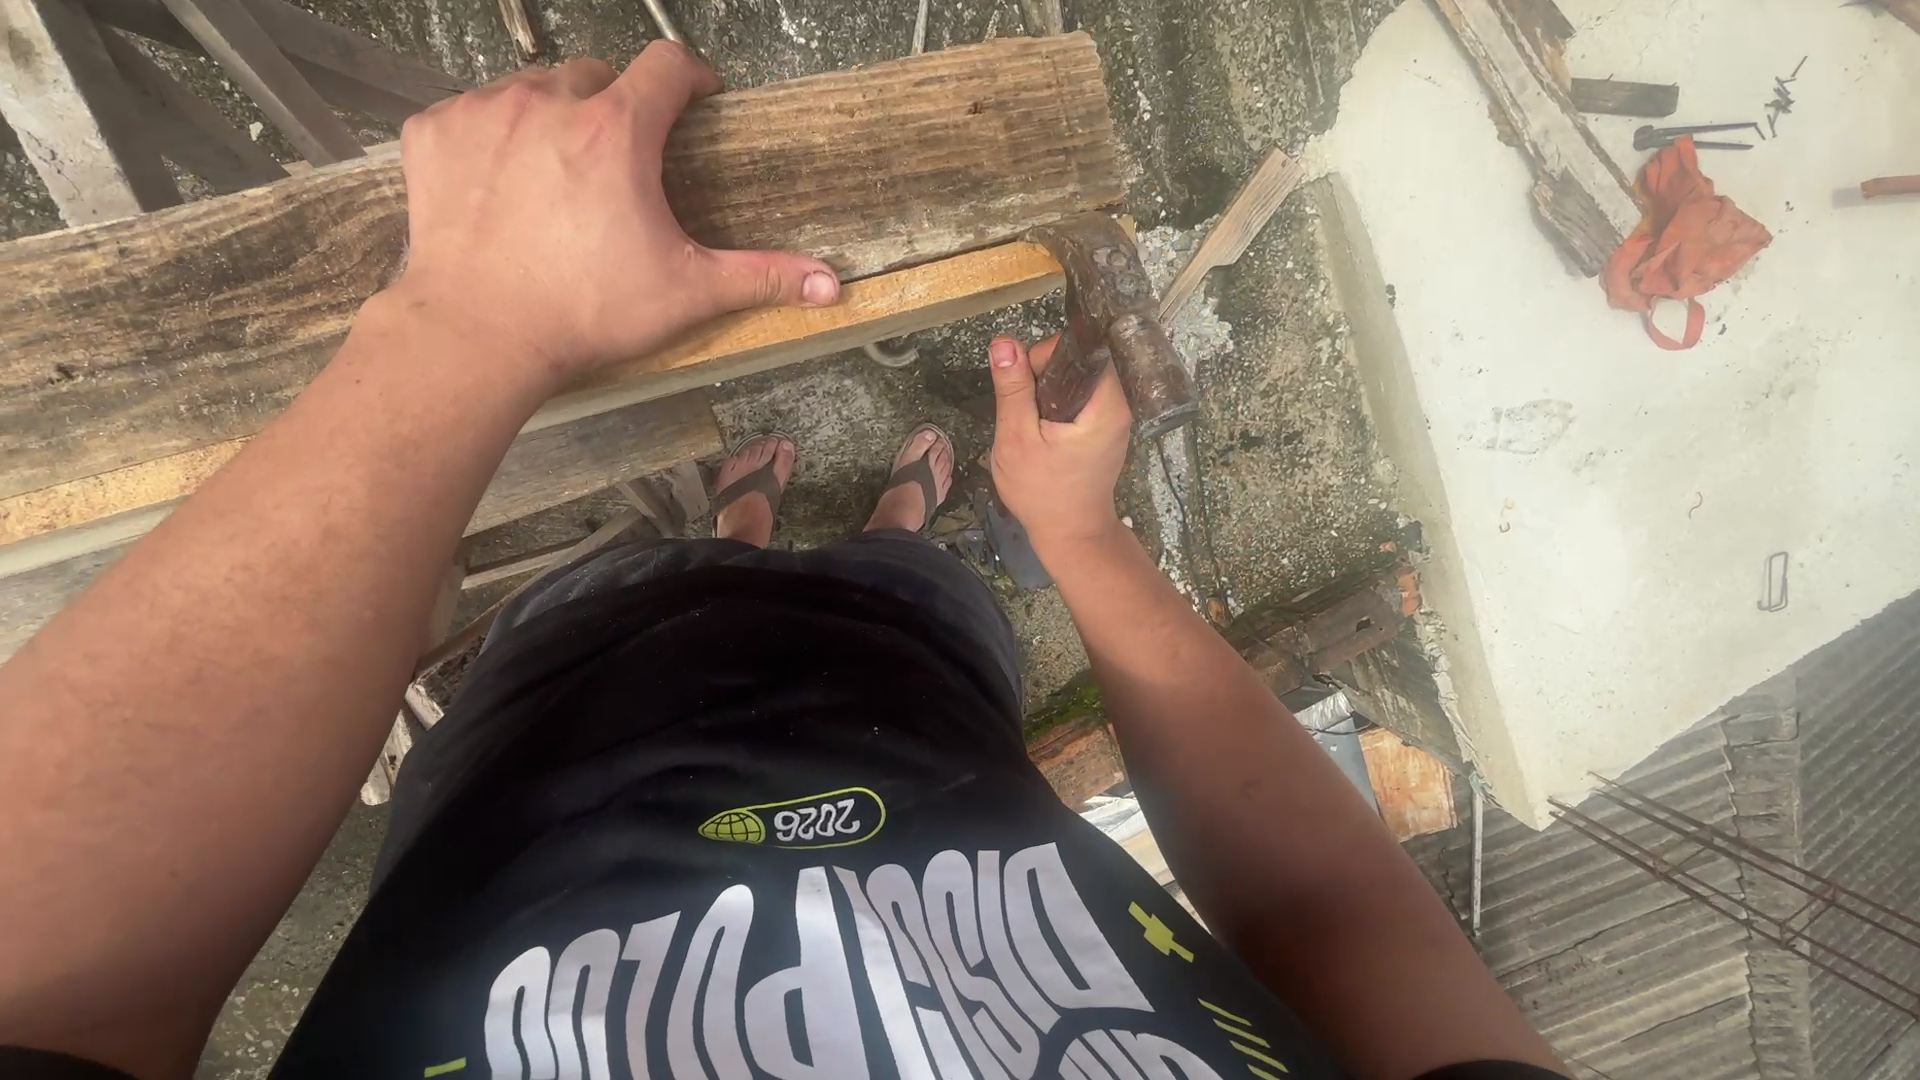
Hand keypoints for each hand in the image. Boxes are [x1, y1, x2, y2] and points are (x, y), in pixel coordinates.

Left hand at [388, 43, 840, 388]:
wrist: (481, 335)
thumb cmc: (589, 311)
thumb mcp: (689, 293)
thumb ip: (762, 278)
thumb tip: (832, 283)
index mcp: (616, 132)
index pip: (666, 65)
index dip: (692, 77)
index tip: (699, 99)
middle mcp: (547, 102)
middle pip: (598, 75)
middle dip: (621, 105)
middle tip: (628, 160)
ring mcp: (482, 112)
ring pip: (533, 87)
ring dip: (558, 116)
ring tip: (568, 172)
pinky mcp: (433, 134)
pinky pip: (474, 109)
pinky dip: (498, 134)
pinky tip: (509, 184)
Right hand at [988, 335, 1132, 557]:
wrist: (1070, 533)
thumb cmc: (1043, 492)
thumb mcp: (1016, 438)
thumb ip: (1012, 388)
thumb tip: (1004, 343)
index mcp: (1105, 404)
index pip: (1081, 349)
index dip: (1046, 355)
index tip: (1024, 383)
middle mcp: (1118, 405)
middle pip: (1079, 362)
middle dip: (1044, 375)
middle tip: (1024, 408)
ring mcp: (1114, 418)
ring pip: (1077, 381)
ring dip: (1048, 392)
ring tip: (1033, 422)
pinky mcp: (1105, 429)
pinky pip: (1079, 400)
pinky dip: (1057, 407)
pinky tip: (1043, 430)